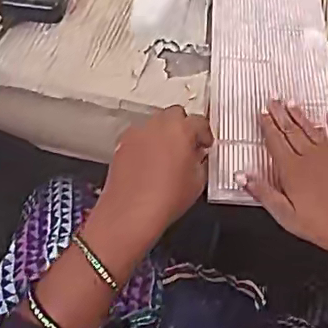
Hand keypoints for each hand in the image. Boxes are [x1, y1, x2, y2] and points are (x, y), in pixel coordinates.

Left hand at [93, 105, 212, 242]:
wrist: (130, 213)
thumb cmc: (164, 199)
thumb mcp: (197, 182)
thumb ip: (200, 161)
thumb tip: (197, 158)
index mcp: (181, 129)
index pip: (199, 121)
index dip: (205, 134)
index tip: (205, 144)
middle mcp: (157, 125)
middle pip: (175, 115)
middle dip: (183, 127)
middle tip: (187, 146)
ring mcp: (137, 133)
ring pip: (155, 124)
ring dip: (163, 134)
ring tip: (168, 157)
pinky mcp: (122, 144)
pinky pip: (139, 137)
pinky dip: (146, 144)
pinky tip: (150, 164)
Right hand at [243, 101, 327, 261]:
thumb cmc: (326, 226)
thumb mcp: (286, 215)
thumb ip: (263, 193)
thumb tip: (243, 177)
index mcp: (293, 170)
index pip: (276, 142)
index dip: (267, 126)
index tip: (261, 114)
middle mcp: (311, 158)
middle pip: (292, 131)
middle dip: (280, 114)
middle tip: (273, 101)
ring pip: (311, 130)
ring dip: (300, 116)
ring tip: (291, 103)